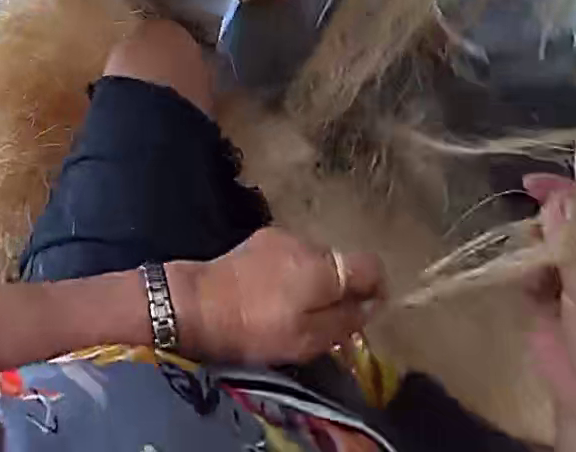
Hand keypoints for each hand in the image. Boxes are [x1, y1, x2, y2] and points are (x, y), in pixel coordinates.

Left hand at [171, 228, 383, 366]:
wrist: (201, 302)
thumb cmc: (256, 328)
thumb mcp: (308, 339)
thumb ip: (345, 321)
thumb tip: (369, 306)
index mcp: (321, 268)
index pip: (370, 264)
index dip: (375, 288)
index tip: (365, 310)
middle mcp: (304, 242)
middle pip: (340, 261)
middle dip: (341, 287)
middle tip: (326, 319)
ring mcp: (279, 235)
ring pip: (314, 257)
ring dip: (315, 279)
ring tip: (295, 308)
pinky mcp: (260, 237)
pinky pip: (291, 252)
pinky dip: (293, 270)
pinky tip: (275, 292)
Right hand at [523, 174, 575, 451]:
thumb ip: (573, 244)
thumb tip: (554, 197)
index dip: (566, 192)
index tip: (529, 183)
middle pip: (563, 225)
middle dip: (541, 221)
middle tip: (524, 228)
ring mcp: (570, 286)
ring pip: (540, 246)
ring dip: (526, 247)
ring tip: (522, 262)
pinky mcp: (543, 305)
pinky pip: (524, 272)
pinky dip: (515, 269)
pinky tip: (513, 276)